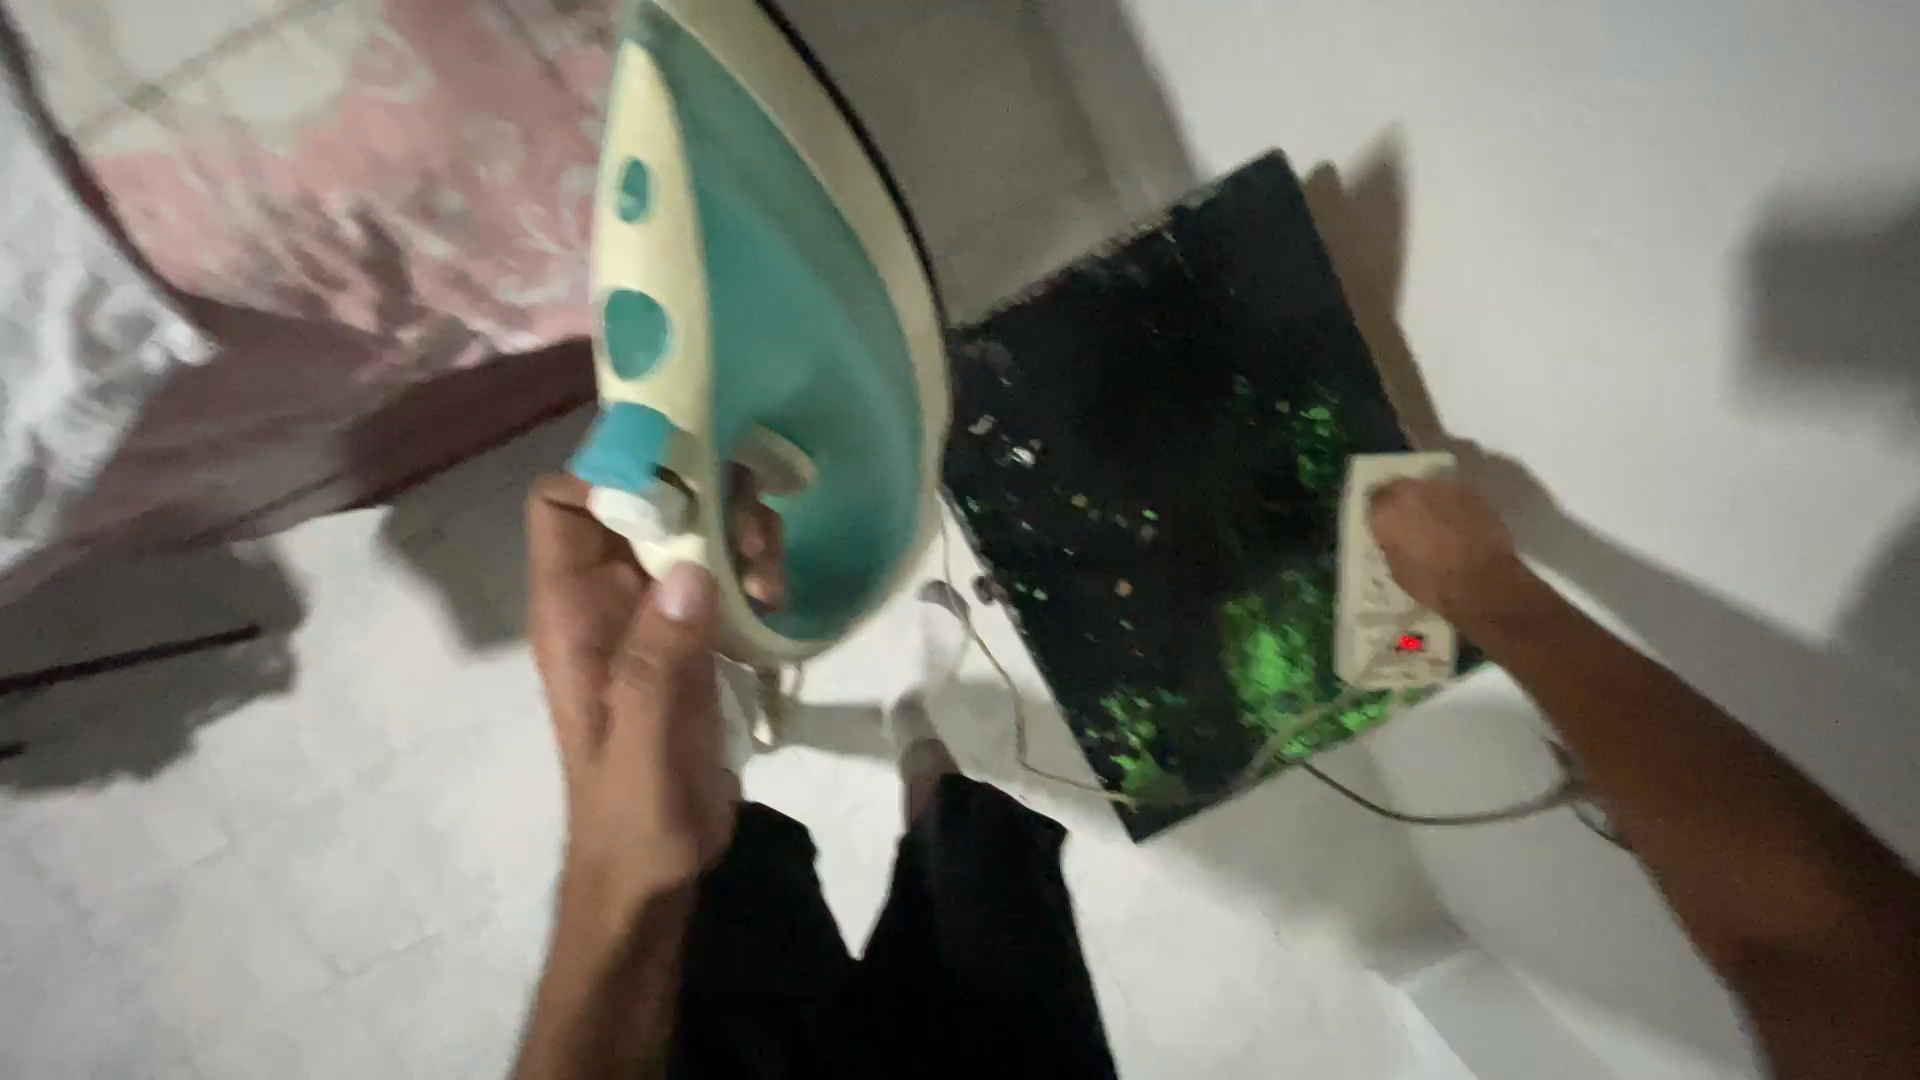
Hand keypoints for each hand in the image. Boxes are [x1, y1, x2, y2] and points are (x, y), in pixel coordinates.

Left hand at [526, 471, 781, 911]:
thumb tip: (691, 569)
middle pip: (643, 504)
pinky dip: (751, 570)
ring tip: (770, 580)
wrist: (654, 867)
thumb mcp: (645, 748)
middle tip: (753, 537)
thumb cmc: (636, 816)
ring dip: (737, 536)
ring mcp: (652, 614)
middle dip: (701, 500)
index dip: (615, 477)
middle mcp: (607, 599)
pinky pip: (719, 571)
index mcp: (572, 614)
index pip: (565, 506)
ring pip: (690, 532)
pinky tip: (775, 602)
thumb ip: (659, 664)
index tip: (688, 487)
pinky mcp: (692, 634)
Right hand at [1367, 476, 1535, 629]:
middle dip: (1403, 503)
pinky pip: (1453, 498)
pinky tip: (1454, 528)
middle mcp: (1414, 490)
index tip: (1384, 526)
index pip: (1374, 498)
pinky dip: (1450, 509)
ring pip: (1429, 490)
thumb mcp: (1394, 564)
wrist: (1483, 582)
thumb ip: (1390, 539)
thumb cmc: (1430, 580)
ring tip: (1434, 526)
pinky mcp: (1474, 496)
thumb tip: (1394, 533)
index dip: (1380, 512)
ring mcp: (1447, 489)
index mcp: (1387, 508)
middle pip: (1402, 488)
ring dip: (1428, 504)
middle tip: (1408, 524)